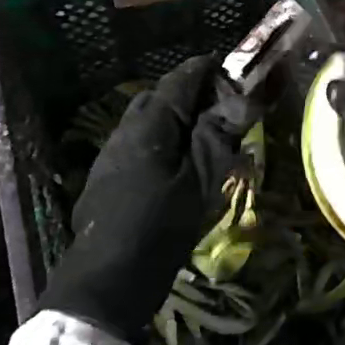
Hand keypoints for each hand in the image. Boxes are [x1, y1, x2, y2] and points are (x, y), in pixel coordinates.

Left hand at [39, 55, 260, 338]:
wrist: (107, 278)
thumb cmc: (160, 226)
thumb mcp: (201, 181)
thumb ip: (217, 136)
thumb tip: (237, 100)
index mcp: (150, 126)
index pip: (179, 81)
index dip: (205, 69)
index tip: (230, 66)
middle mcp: (125, 131)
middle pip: (159, 96)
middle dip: (190, 91)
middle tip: (223, 103)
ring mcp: (111, 153)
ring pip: (147, 120)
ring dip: (175, 116)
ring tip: (206, 130)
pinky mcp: (107, 176)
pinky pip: (140, 142)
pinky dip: (164, 138)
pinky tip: (179, 159)